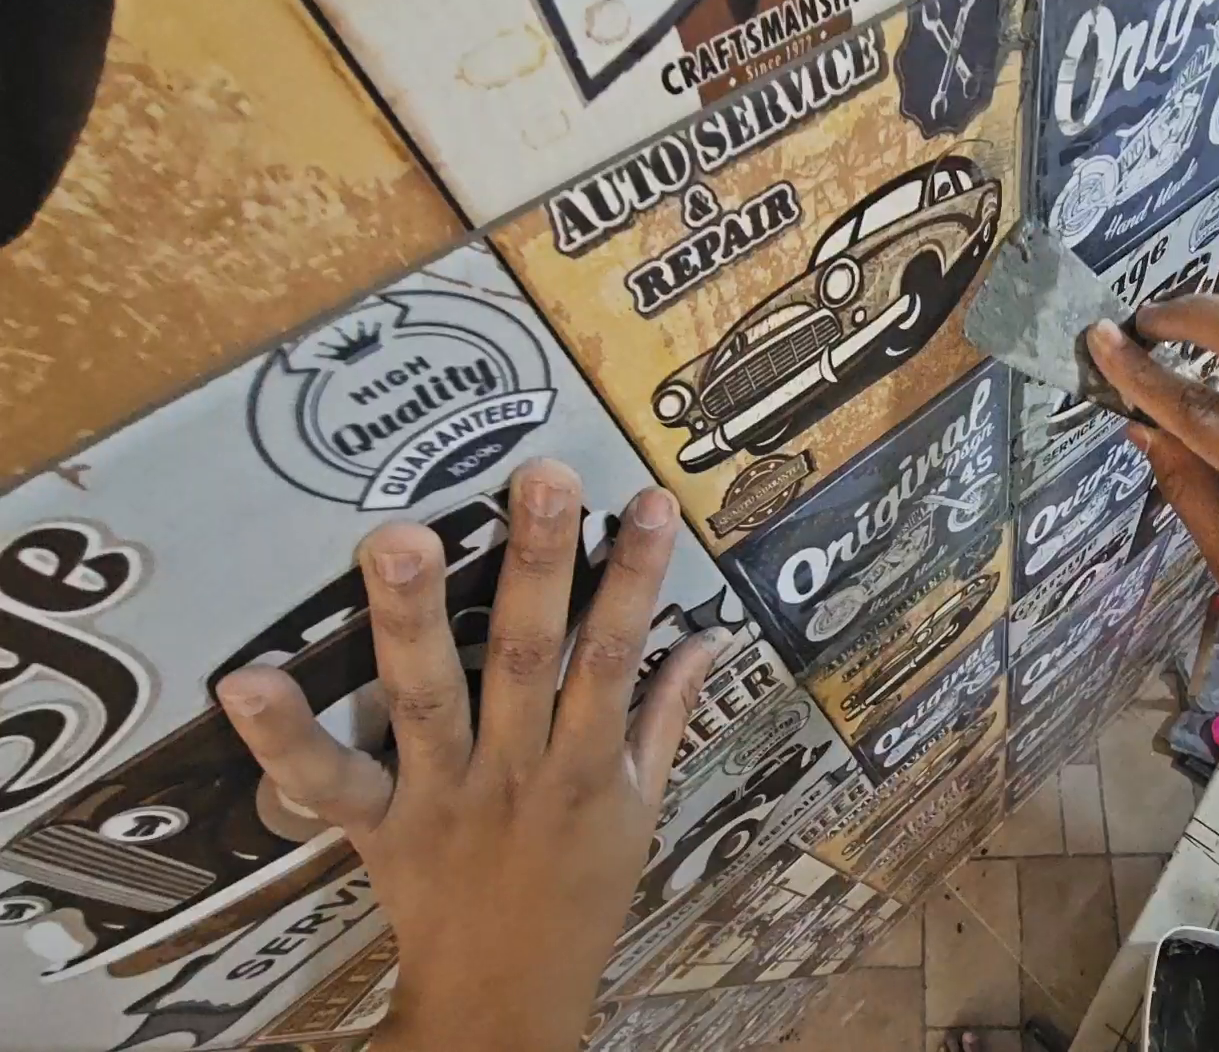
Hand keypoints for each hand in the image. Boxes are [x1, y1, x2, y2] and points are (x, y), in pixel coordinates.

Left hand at [213, 460, 723, 1051]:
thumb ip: (670, 713)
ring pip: (430, 697)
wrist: (507, 996)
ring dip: (413, 619)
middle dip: (540, 563)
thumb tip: (710, 637)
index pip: (619, 652)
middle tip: (541, 480)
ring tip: (401, 537)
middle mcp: (519, 767)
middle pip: (529, 655)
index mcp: (591, 763)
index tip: (652, 504)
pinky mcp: (377, 828)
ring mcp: (442, 795)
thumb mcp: (647, 802)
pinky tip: (249, 679)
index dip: (638, 575)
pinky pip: (329, 785)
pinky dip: (287, 739)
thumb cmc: (590, 888)